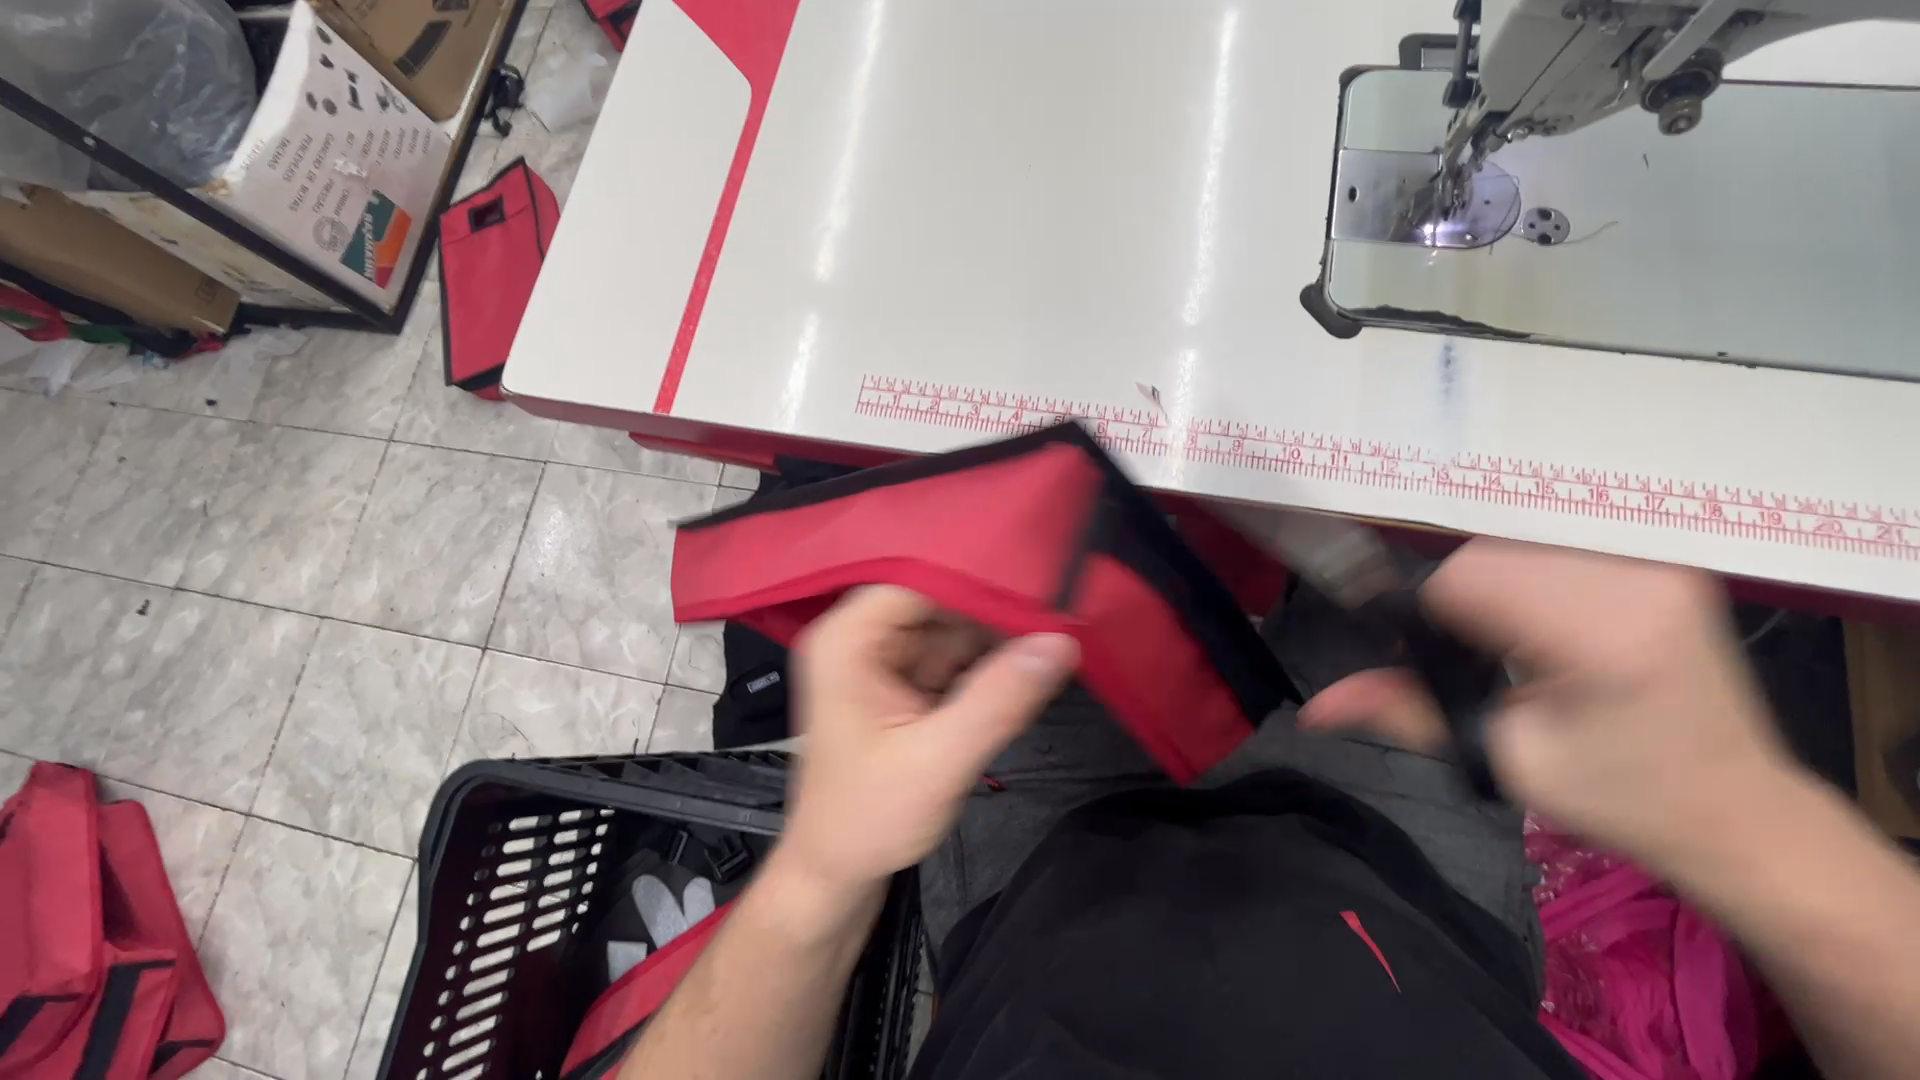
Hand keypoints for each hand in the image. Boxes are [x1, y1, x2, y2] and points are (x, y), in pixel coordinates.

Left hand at [777, 586, 1078, 891]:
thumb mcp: (938, 761)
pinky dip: (990, 659)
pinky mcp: (905, 680)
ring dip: (1000, 631)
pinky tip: (1031, 657)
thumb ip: (999, 700)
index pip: (920, 577)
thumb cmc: (868, 820)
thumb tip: (1062, 642)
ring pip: (954, 623)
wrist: (838, 870)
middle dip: (996, 603)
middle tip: (1061, 600)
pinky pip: (956, 652)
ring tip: (1057, 624)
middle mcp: (862, 636)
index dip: (979, 573)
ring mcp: (884, 657)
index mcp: (848, 640)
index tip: (1042, 575)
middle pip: (940, 596)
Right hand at [1299, 540, 1798, 876]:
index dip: (1431, 616)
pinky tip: (1540, 621)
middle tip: (1474, 660)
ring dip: (1486, 584)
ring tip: (1508, 644)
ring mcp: (1658, 562)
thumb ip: (1401, 714)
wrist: (1735, 807)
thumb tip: (1314, 708)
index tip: (1436, 662)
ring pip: (1513, 541)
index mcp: (1602, 636)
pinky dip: (1522, 574)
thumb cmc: (1620, 796)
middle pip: (1487, 553)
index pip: (1466, 579)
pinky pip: (1551, 544)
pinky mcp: (1664, 559)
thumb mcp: (1501, 759)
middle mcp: (1637, 579)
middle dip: (1458, 600)